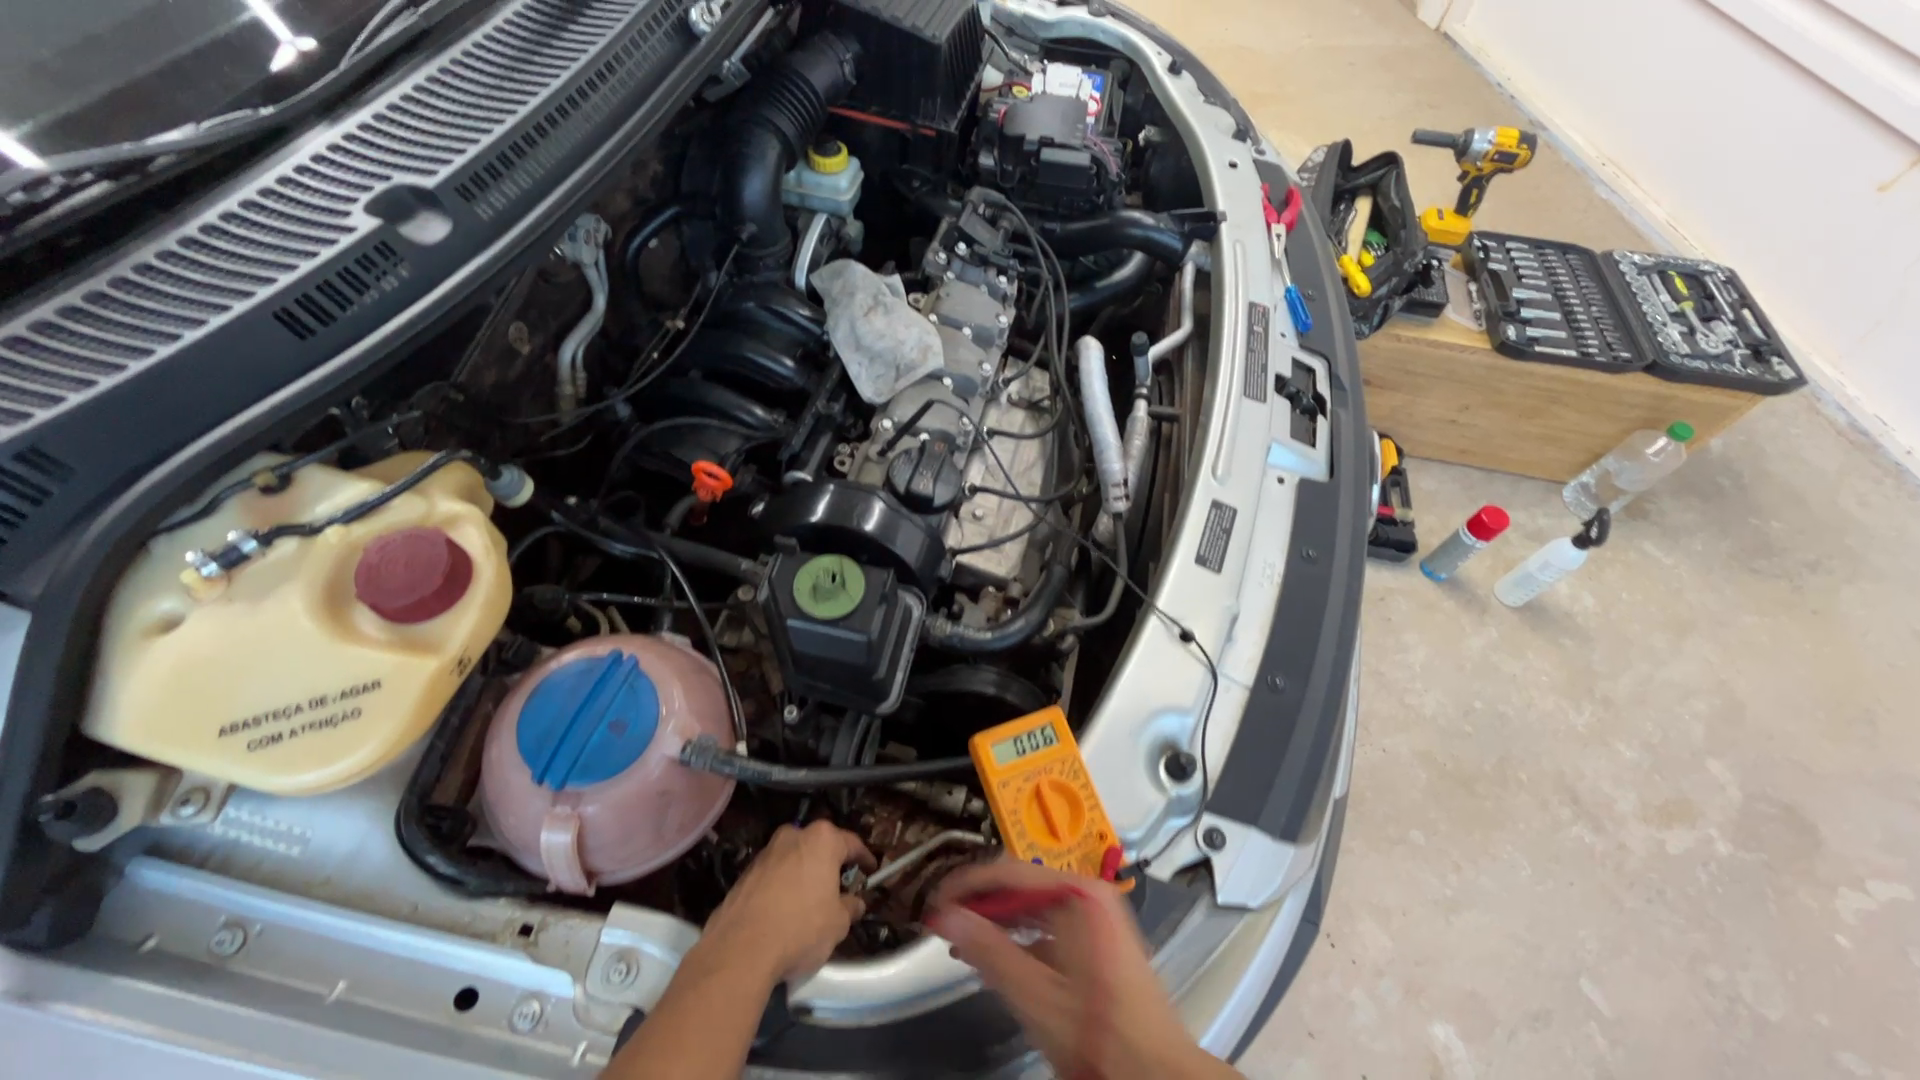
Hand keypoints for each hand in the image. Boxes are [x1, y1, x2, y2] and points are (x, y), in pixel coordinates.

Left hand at [697, 820, 875, 985]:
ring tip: (812, 901)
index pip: (851, 843)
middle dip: (830, 863)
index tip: (871, 871)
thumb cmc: (800, 928)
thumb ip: (850, 907)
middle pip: (819, 846)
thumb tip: (855, 903)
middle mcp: (792, 837)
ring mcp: (765, 853)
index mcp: (821, 840)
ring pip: (794, 859)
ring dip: (804, 874)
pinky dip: (783, 886)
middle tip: (840, 885)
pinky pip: (774, 875)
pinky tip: (786, 910)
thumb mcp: (838, 923)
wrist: (740, 950)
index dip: (864, 858)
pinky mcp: (745, 874)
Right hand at [927, 859, 1236, 1079]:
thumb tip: (945, 917)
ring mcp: (1096, 917)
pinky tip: (996, 958)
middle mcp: (1089, 894)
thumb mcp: (1034, 994)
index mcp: (1078, 894)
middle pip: (1021, 884)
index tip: (934, 904)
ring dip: (996, 921)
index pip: (1007, 870)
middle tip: (943, 922)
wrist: (1157, 1073)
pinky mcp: (1097, 941)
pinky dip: (1019, 937)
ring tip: (962, 940)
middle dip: (979, 903)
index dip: (965, 886)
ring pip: (1033, 905)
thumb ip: (986, 951)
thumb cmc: (1100, 1033)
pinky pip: (1048, 924)